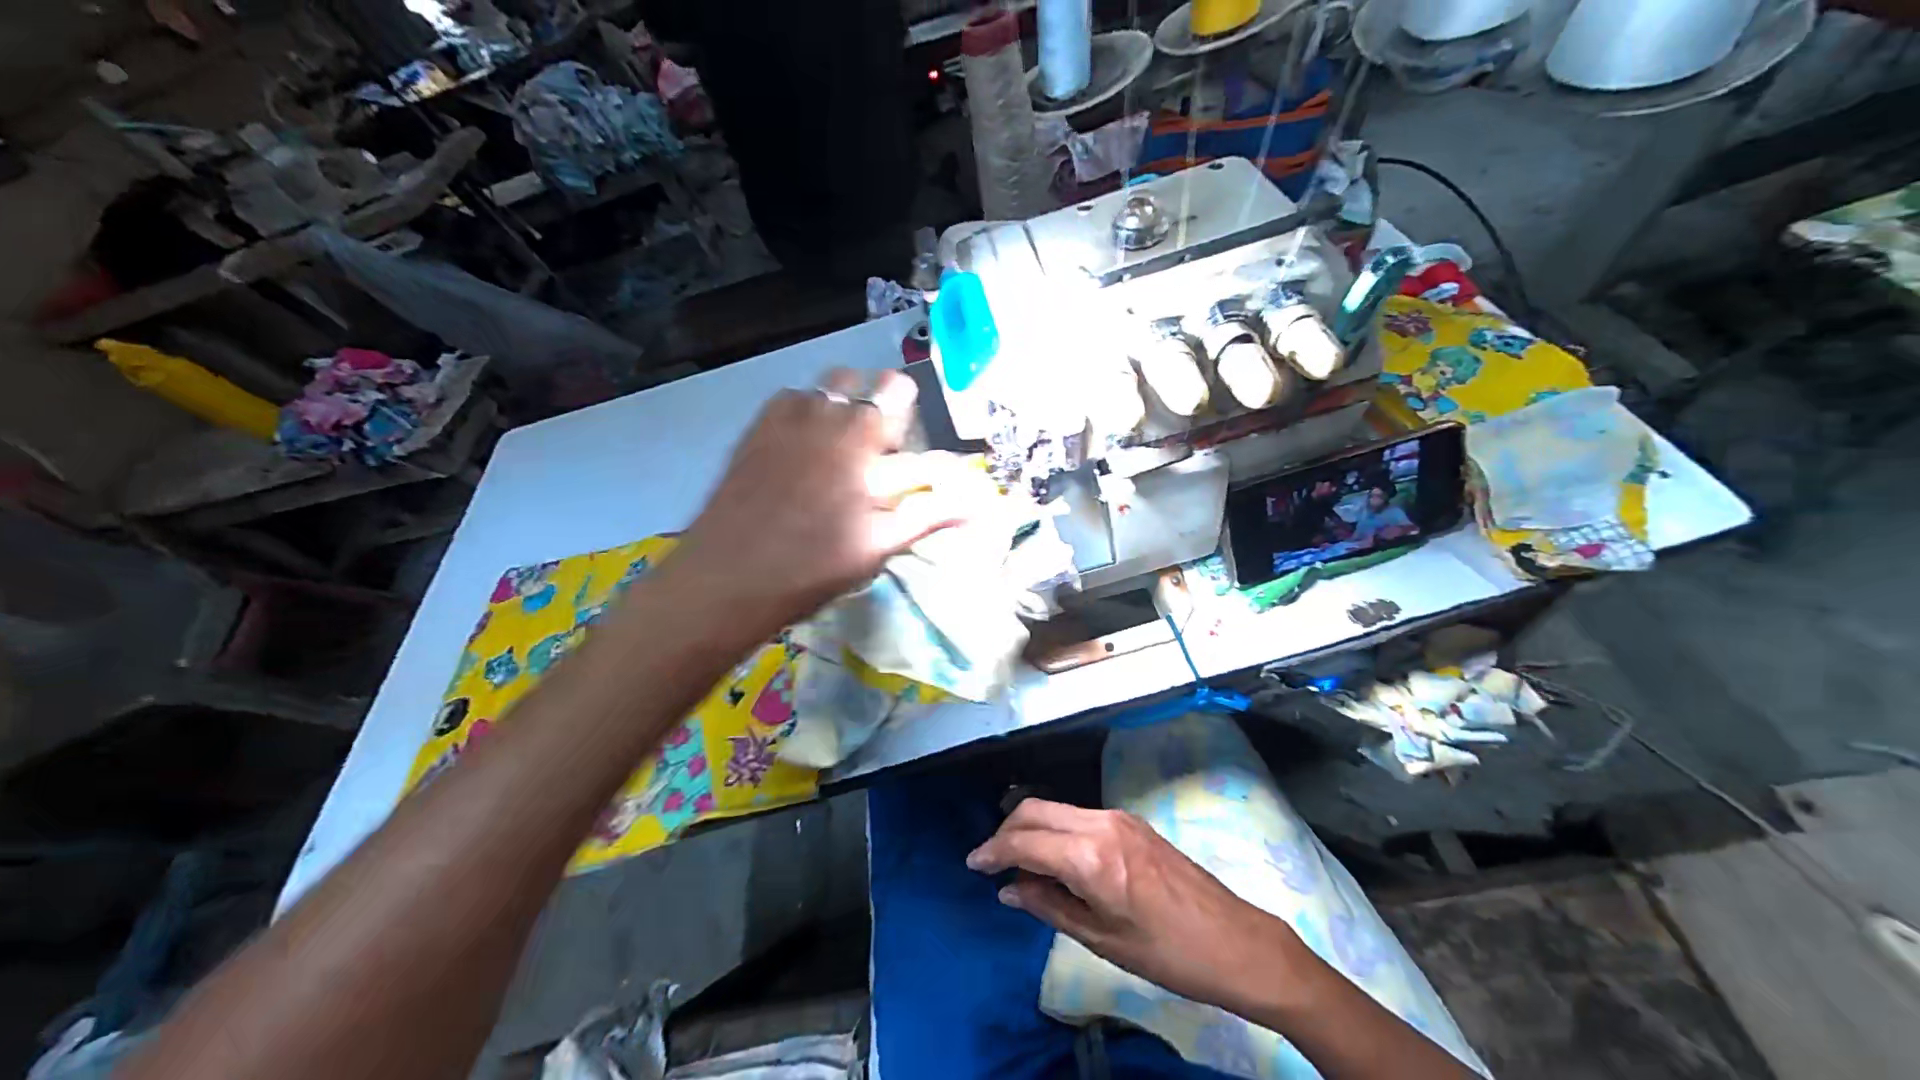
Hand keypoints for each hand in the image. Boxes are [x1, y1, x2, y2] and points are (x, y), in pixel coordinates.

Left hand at [668, 368, 962, 635]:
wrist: (728, 577)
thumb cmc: (812, 565)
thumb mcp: (879, 543)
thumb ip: (928, 513)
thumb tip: (978, 505)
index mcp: (860, 434)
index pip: (897, 389)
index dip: (906, 411)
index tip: (902, 446)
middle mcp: (823, 412)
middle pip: (858, 380)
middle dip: (871, 403)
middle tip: (870, 451)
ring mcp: (782, 419)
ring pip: (821, 388)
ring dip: (837, 406)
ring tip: (835, 450)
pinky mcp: (752, 432)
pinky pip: (787, 402)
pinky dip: (802, 414)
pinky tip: (798, 452)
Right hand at [967, 798, 1299, 1015]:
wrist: (1238, 942)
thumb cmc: (1169, 954)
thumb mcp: (1103, 940)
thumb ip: (1050, 907)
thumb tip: (1009, 891)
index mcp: (1091, 857)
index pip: (1025, 841)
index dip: (993, 852)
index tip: (972, 866)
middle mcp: (1101, 824)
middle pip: (1035, 810)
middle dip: (1006, 832)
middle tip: (991, 864)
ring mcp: (1118, 818)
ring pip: (1055, 809)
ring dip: (1030, 828)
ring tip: (1018, 864)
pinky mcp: (1131, 822)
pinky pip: (1077, 816)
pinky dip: (1054, 830)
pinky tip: (1054, 859)